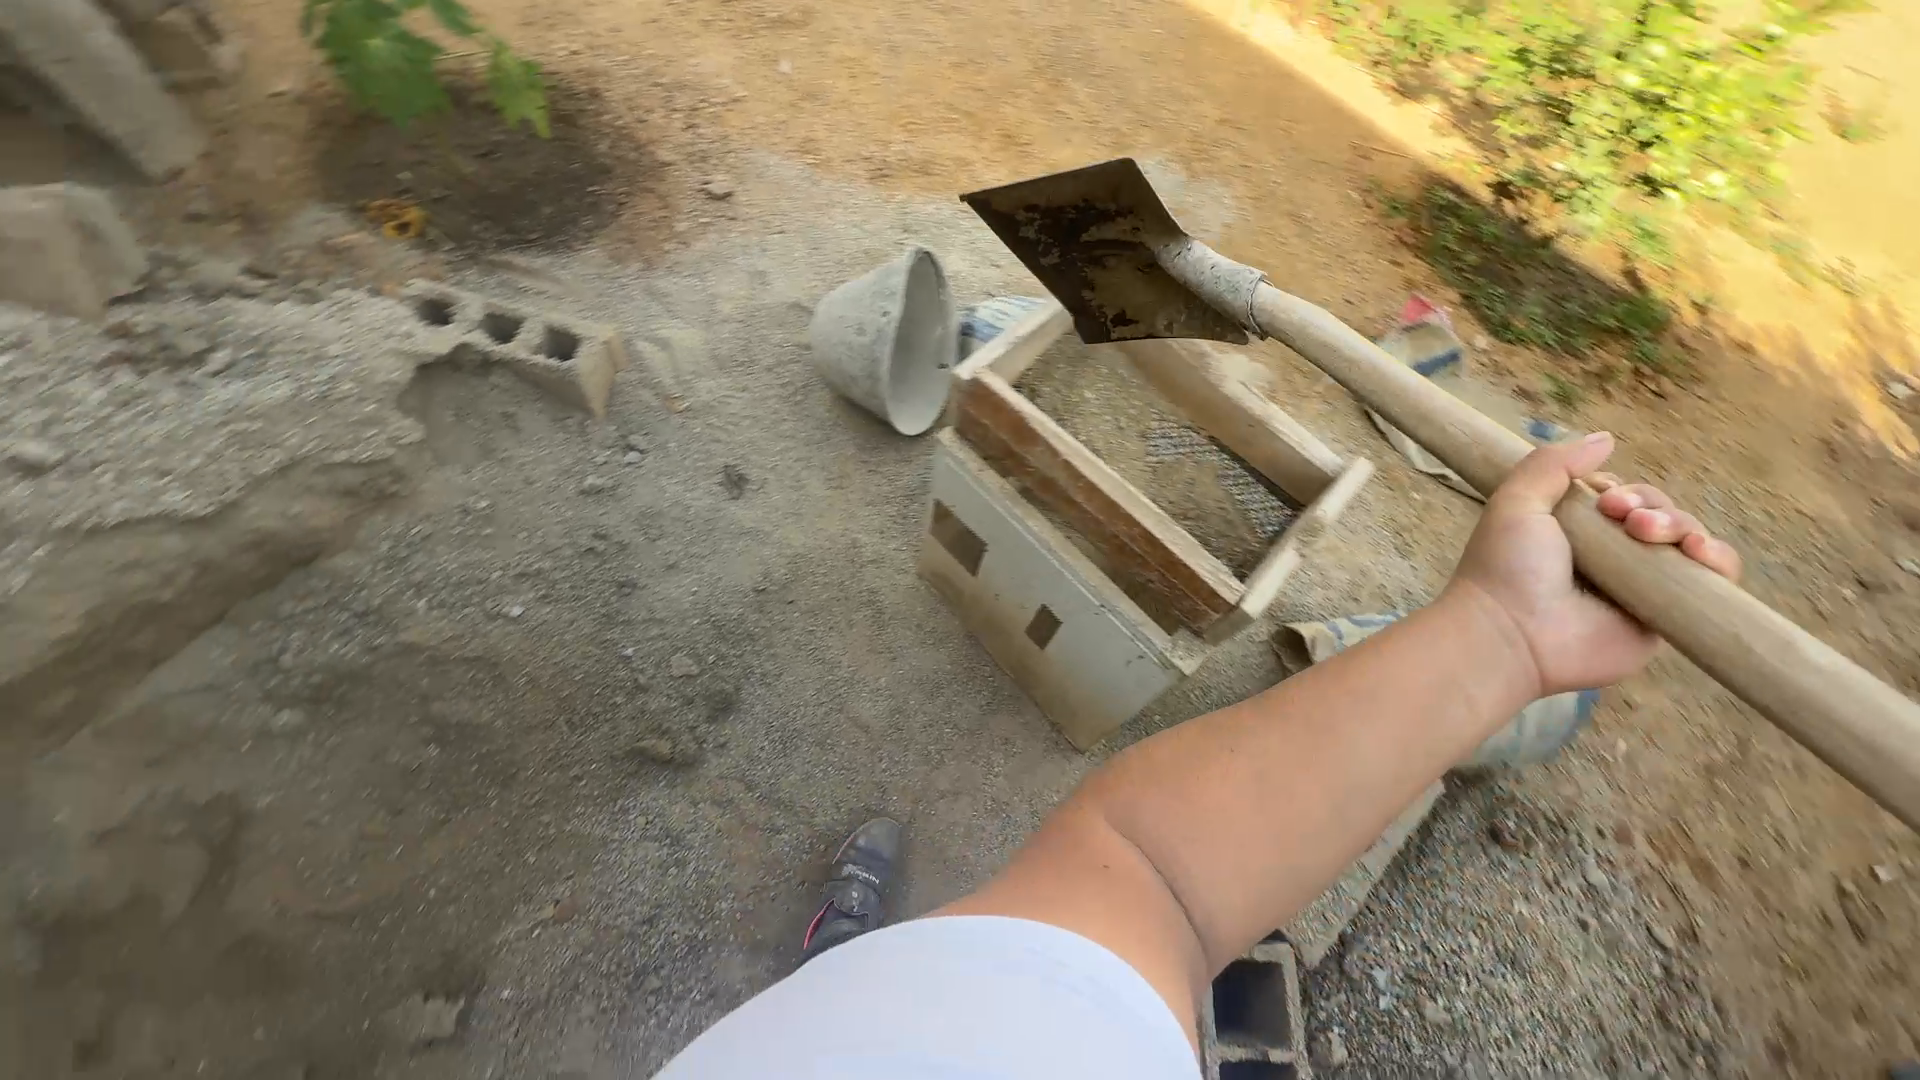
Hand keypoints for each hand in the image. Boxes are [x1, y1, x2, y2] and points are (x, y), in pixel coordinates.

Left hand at [1442, 431, 1741, 699]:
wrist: (1511, 632)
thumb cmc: (1506, 566)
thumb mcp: (1516, 502)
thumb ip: (1552, 465)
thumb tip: (1605, 438)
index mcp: (1571, 529)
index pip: (1621, 495)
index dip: (1623, 490)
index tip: (1604, 497)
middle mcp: (1606, 555)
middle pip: (1658, 513)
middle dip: (1651, 505)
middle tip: (1624, 518)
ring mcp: (1637, 584)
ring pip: (1687, 540)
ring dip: (1680, 524)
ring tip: (1648, 533)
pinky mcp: (1665, 614)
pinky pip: (1710, 581)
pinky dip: (1716, 559)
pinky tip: (1699, 552)